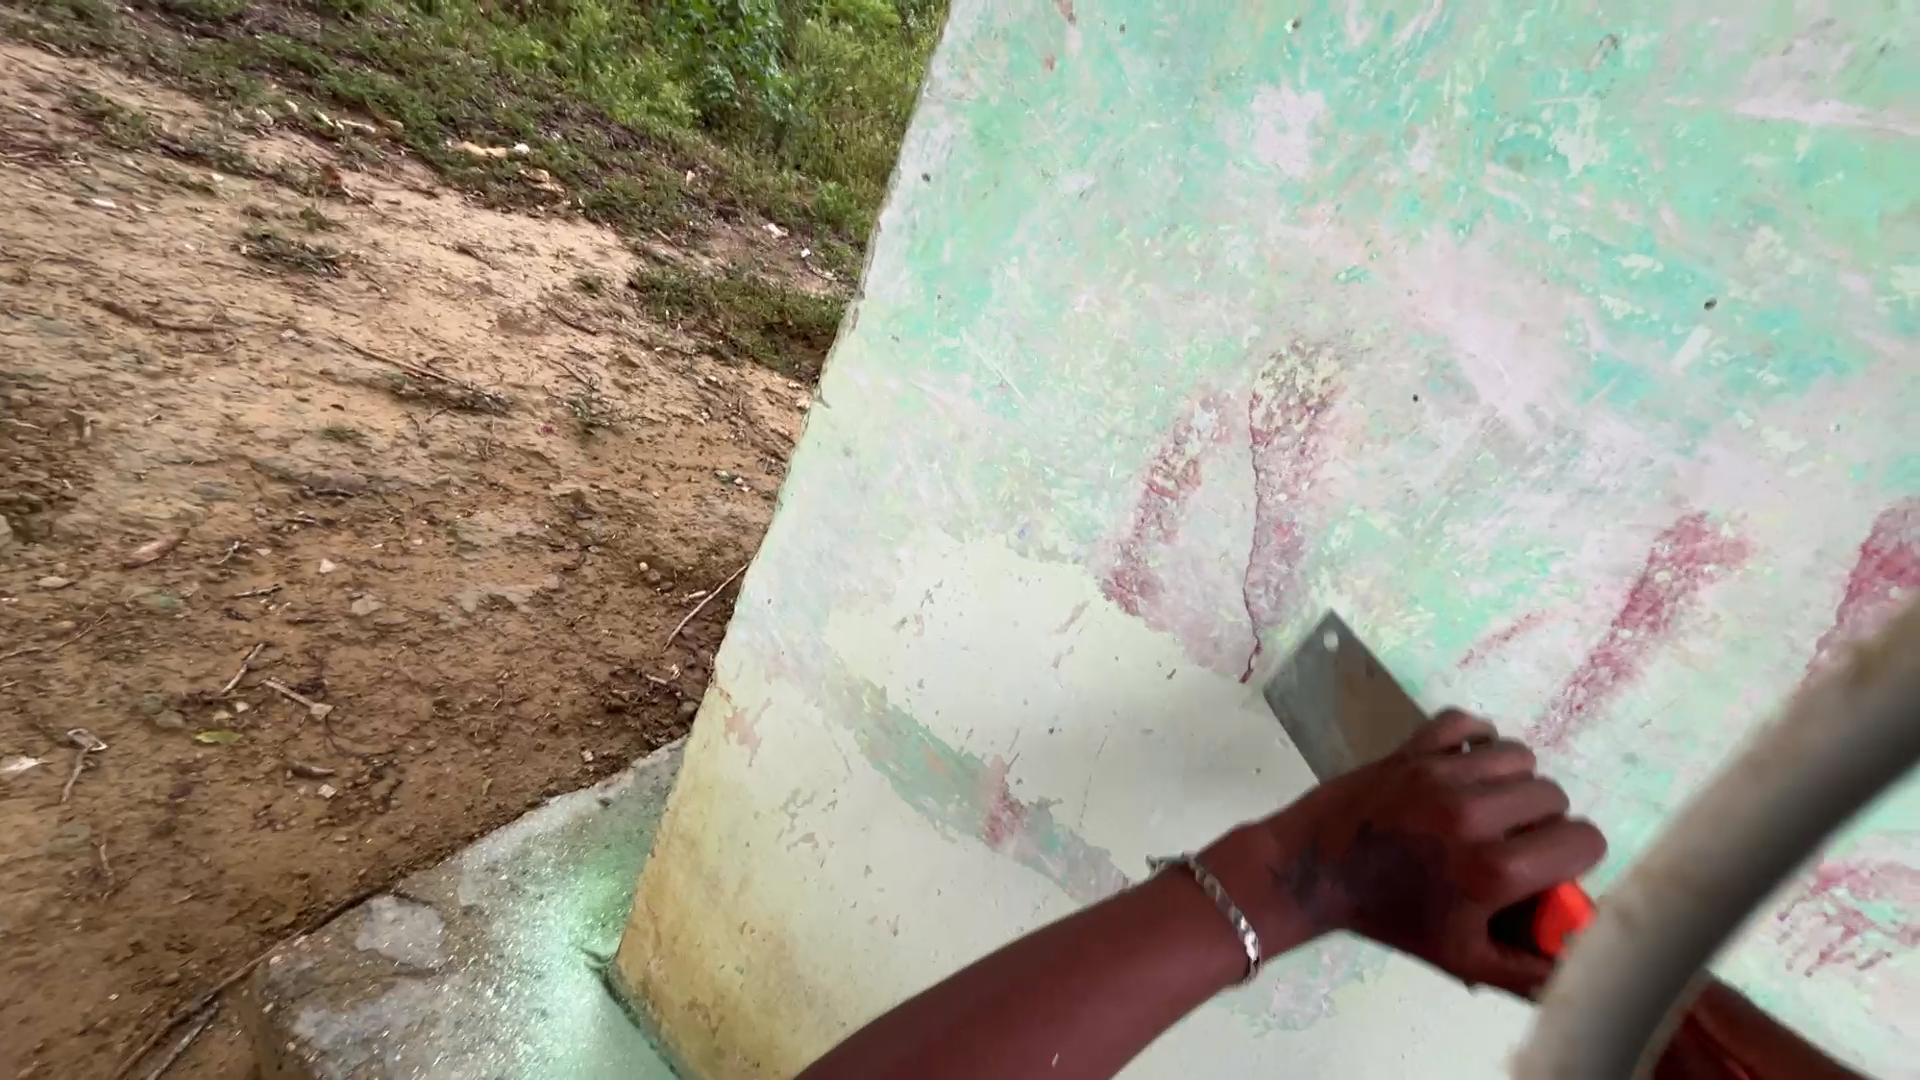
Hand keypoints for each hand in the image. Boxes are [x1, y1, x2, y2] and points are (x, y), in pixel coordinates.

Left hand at [1211, 709, 1605, 996]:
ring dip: (1513, 777)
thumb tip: (1592, 967)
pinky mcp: (1407, 750)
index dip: (1574, 854)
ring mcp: (1436, 775)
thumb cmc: (1390, 914)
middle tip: (1513, 836)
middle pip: (1552, 795)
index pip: (1584, 840)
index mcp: (1495, 870)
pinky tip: (1467, 762)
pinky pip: (1463, 722)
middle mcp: (1473, 815)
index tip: (1548, 863)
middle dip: (1543, 818)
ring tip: (1490, 801)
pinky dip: (1474, 736)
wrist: (1313, 870)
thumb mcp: (1465, 960)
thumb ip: (1536, 974)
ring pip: (1516, 756)